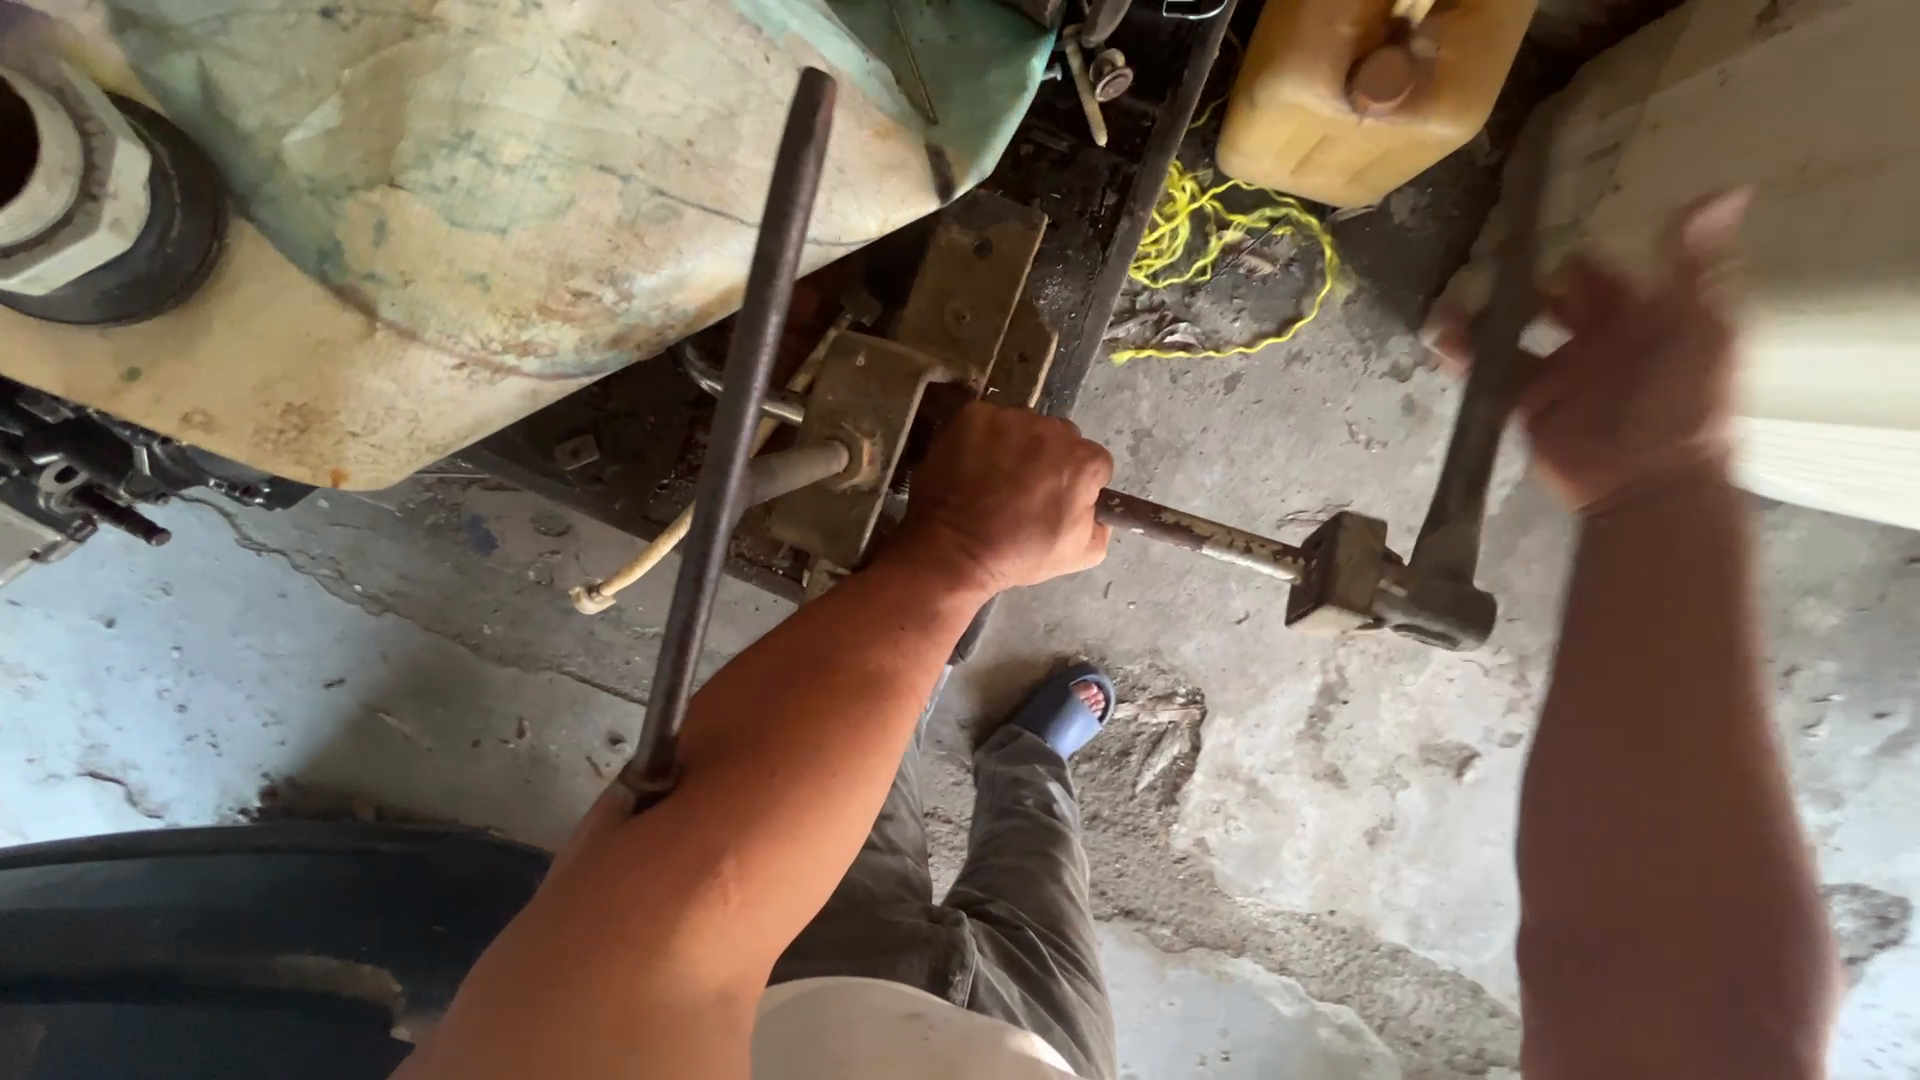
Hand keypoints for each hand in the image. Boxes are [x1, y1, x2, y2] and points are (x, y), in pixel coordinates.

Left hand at [889, 401, 1113, 592]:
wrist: (954, 547)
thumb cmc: (1017, 553)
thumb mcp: (1079, 554)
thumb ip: (1102, 524)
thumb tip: (1097, 507)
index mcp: (1084, 460)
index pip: (1094, 463)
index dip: (1077, 483)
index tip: (1056, 500)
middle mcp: (1052, 430)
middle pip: (1060, 438)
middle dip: (1048, 459)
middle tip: (1023, 491)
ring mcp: (1010, 419)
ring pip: (1024, 428)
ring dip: (1015, 447)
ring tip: (994, 480)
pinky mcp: (974, 415)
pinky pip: (989, 423)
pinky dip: (984, 440)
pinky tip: (973, 467)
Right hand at [1432, 189, 1749, 512]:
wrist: (1648, 480)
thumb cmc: (1686, 402)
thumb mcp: (1705, 326)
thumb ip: (1696, 266)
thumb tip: (1719, 191)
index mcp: (1640, 317)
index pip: (1601, 275)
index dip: (1573, 259)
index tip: (1539, 236)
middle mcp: (1594, 340)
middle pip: (1548, 303)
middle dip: (1521, 286)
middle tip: (1490, 270)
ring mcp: (1556, 373)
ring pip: (1513, 336)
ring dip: (1485, 319)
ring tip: (1454, 301)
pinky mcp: (1524, 403)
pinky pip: (1489, 375)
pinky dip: (1463, 358)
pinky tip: (1442, 339)